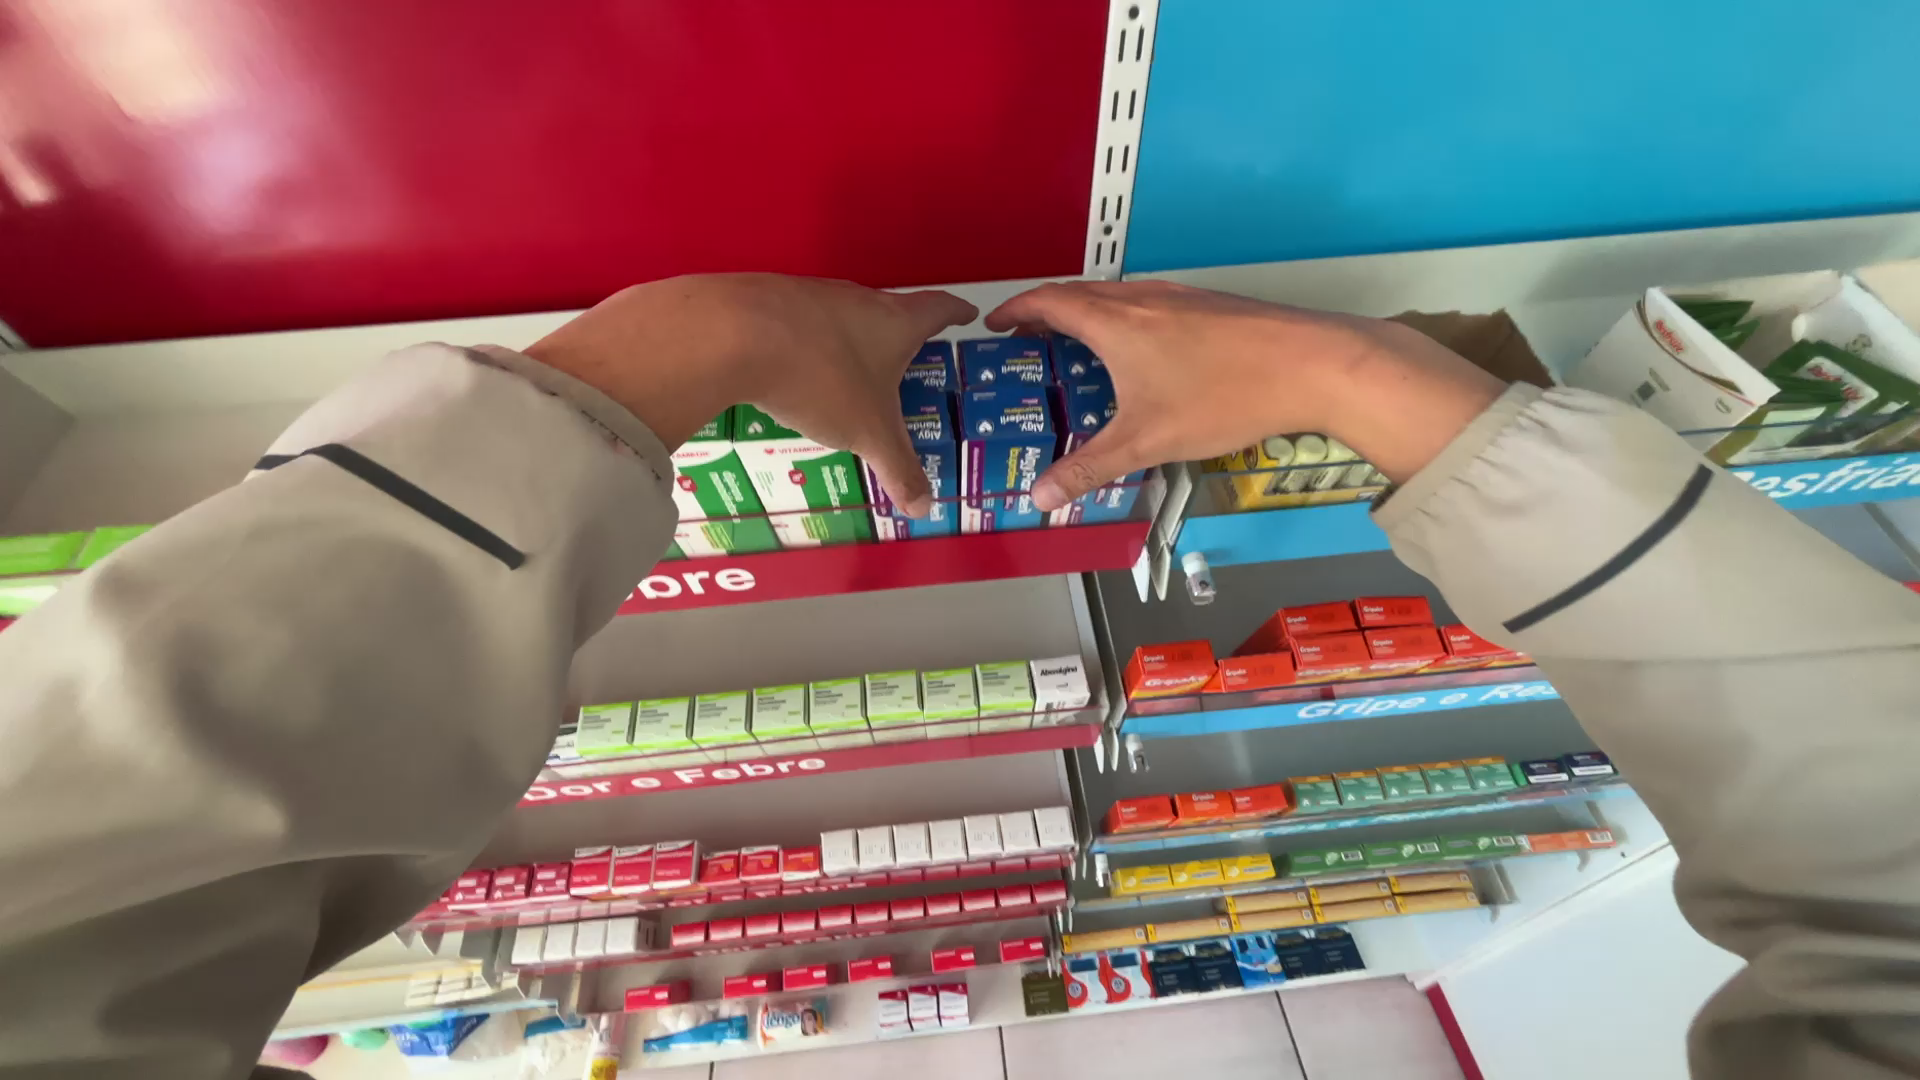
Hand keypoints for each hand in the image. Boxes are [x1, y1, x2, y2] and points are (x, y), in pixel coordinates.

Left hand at [525, 274, 976, 515]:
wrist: (731, 336)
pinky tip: (796, 370)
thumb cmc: (823, 380)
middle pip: (890, 310)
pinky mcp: (769, 298)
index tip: (968, 314)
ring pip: (844, 316)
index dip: (957, 312)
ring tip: (852, 373)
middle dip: (901, 335)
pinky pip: (801, 323)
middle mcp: (858, 298)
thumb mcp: (869, 435)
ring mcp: (811, 293)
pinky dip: (809, 344)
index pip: (938, 308)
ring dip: (852, 340)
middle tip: (908, 363)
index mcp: (894, 321)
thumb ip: (899, 470)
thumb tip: (925, 509)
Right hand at [984, 281, 1504, 509]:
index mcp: (1114, 322)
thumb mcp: (1145, 441)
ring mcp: (1178, 297)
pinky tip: (1139, 354)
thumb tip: (1037, 499)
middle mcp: (1141, 299)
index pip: (1048, 301)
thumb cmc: (1219, 398)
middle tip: (1027, 344)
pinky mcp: (1208, 306)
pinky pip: (1145, 305)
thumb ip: (1087, 469)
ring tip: (1075, 349)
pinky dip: (1120, 320)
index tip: (994, 325)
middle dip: (1045, 315)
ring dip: (1085, 316)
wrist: (1314, 364)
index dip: (1015, 310)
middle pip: (1079, 295)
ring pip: (1115, 298)